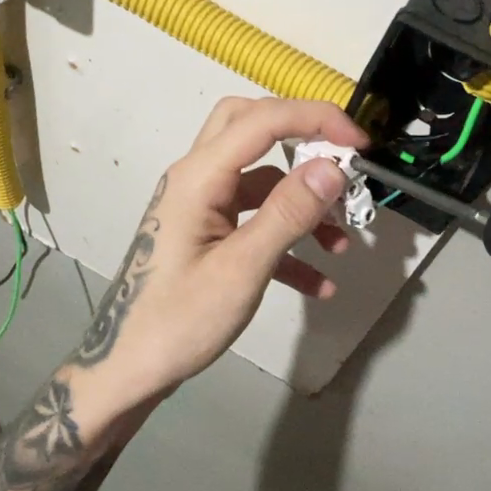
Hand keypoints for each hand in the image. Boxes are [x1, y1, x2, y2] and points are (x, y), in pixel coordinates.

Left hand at [72, 97, 366, 404]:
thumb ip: (288, 213)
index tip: (360, 143)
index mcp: (199, 177)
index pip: (263, 120)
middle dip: (302, 136)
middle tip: (342, 159)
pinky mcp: (207, 236)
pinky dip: (289, 243)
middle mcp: (197, 180)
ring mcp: (201, 208)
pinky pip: (254, 222)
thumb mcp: (242, 269)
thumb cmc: (180, 320)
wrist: (129, 371)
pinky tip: (319, 283)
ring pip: (260, 180)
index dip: (316, 119)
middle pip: (251, 127)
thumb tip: (333, 167)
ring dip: (302, 202)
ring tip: (341, 242)